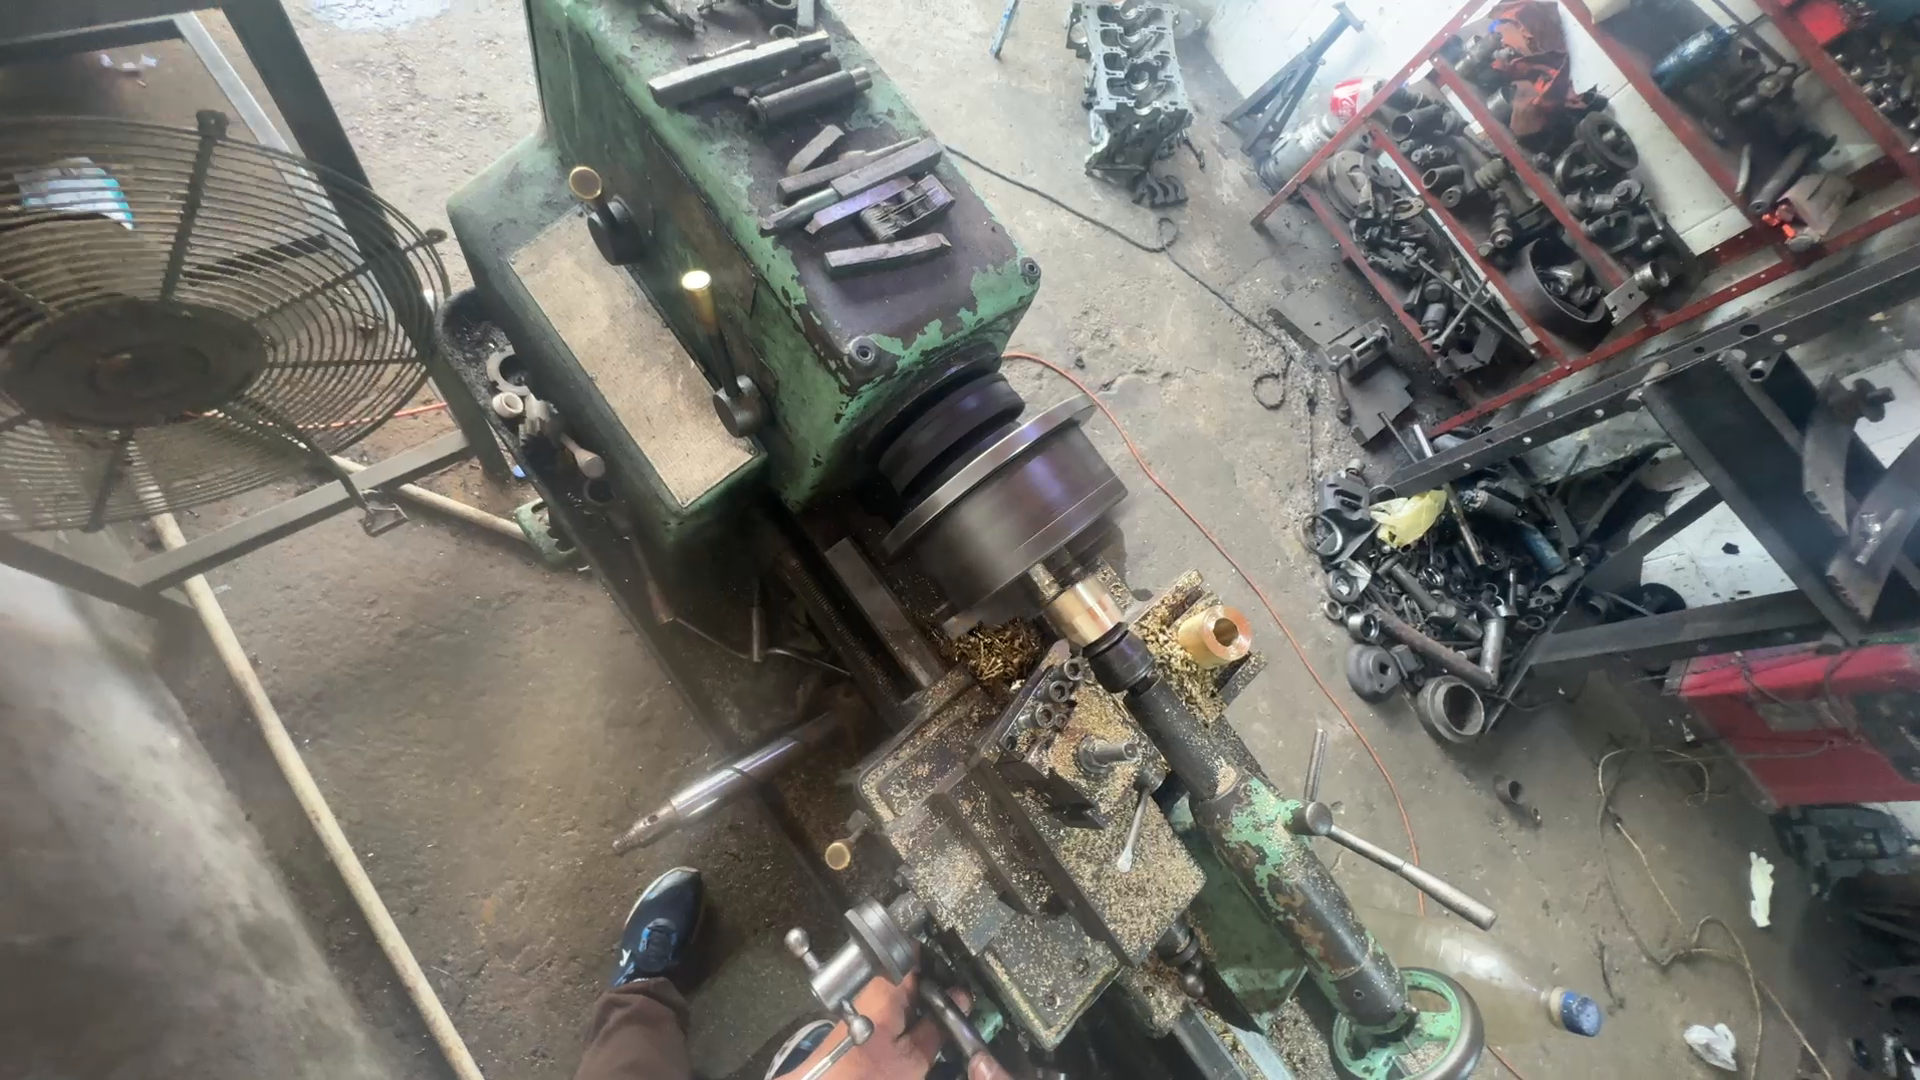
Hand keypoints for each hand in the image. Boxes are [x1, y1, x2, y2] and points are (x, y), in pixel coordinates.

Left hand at [792, 974, 1011, 1079]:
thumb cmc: (866, 1077)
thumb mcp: (912, 1061)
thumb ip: (937, 1028)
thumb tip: (959, 1000)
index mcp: (887, 984)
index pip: (920, 953)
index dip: (942, 965)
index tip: (958, 984)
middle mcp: (873, 983)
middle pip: (912, 972)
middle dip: (934, 988)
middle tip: (953, 1009)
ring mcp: (864, 996)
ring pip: (902, 989)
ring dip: (920, 1003)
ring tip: (936, 1025)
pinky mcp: (859, 1013)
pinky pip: (890, 1003)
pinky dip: (905, 1015)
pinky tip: (914, 1035)